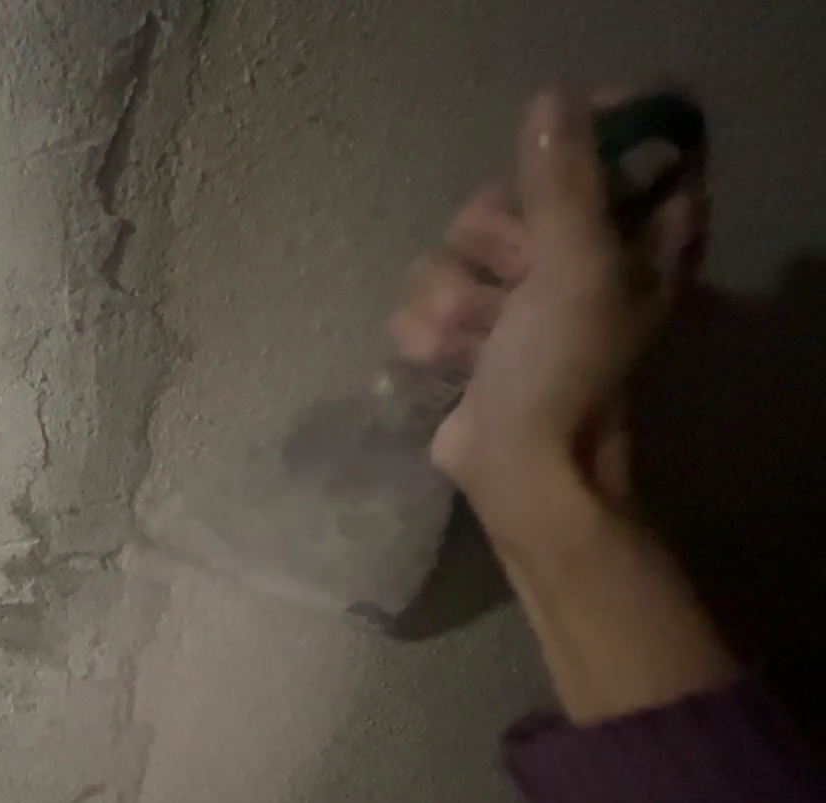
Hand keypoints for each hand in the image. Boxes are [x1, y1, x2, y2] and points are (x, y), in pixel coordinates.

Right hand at [391, 88, 736, 721]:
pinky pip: (413, 308)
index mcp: (630, 226)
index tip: (539, 186)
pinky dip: (425, 341)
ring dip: (449, 310)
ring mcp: (506, 295)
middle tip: (512, 291)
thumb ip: (562, 184)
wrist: (519, 464)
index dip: (568, 150)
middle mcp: (569, 252)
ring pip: (440, 261)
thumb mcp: (575, 270)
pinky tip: (452, 365)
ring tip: (479, 347)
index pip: (608, 146)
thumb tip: (549, 97)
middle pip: (495, 203)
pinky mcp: (458, 332)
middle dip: (485, 253)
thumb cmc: (566, 373)